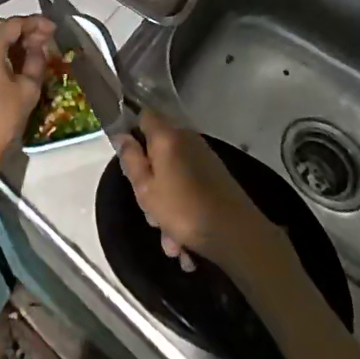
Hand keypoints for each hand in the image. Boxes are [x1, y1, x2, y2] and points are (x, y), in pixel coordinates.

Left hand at [0, 15, 53, 158]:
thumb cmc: (4, 117)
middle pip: (1, 27)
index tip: (53, 29)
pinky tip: (22, 58)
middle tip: (46, 37)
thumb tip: (40, 44)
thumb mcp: (28, 87)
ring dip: (15, 39)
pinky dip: (6, 49)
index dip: (34, 23)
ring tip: (38, 47)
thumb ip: (36, 59)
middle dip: (24, 28)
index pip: (12, 25)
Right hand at [116, 109, 280, 276]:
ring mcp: (204, 157)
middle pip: (158, 151)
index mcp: (167, 137)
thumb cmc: (183, 209)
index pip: (144, 116)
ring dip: (167, 205)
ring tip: (170, 240)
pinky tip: (183, 242)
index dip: (132, 133)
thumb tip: (122, 136)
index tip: (128, 159)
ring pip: (173, 175)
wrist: (236, 234)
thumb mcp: (145, 189)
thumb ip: (131, 159)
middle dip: (151, 181)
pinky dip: (183, 210)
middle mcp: (187, 139)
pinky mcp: (216, 175)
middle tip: (149, 209)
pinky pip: (189, 187)